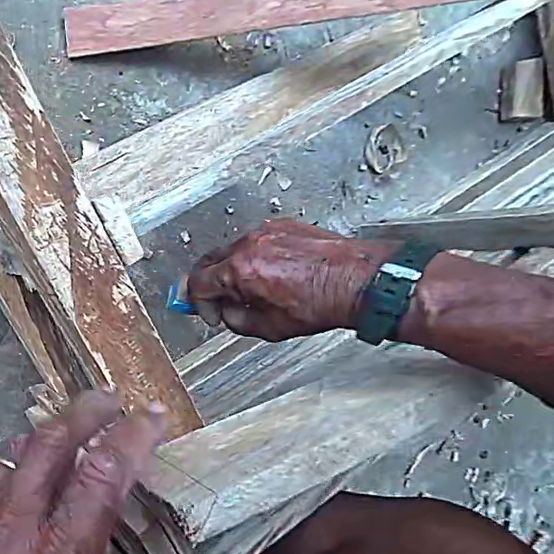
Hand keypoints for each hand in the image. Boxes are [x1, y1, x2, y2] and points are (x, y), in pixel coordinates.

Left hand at [0, 390, 162, 553]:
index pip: (103, 476)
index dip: (133, 436)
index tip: (150, 417)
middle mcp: (13, 530)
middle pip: (53, 443)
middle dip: (87, 410)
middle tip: (108, 399)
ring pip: (13, 454)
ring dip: (47, 437)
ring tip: (67, 434)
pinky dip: (8, 466)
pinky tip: (16, 479)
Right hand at [186, 220, 399, 340]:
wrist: (355, 280)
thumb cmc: (320, 303)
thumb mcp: (269, 328)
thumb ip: (236, 320)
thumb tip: (225, 314)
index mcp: (240, 270)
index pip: (198, 283)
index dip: (198, 304)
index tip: (209, 313)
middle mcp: (249, 245)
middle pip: (208, 262)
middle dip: (208, 284)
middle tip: (215, 300)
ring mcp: (266, 231)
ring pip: (232, 250)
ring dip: (231, 271)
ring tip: (250, 291)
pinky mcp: (283, 225)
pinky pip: (256, 242)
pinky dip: (252, 258)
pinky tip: (269, 275)